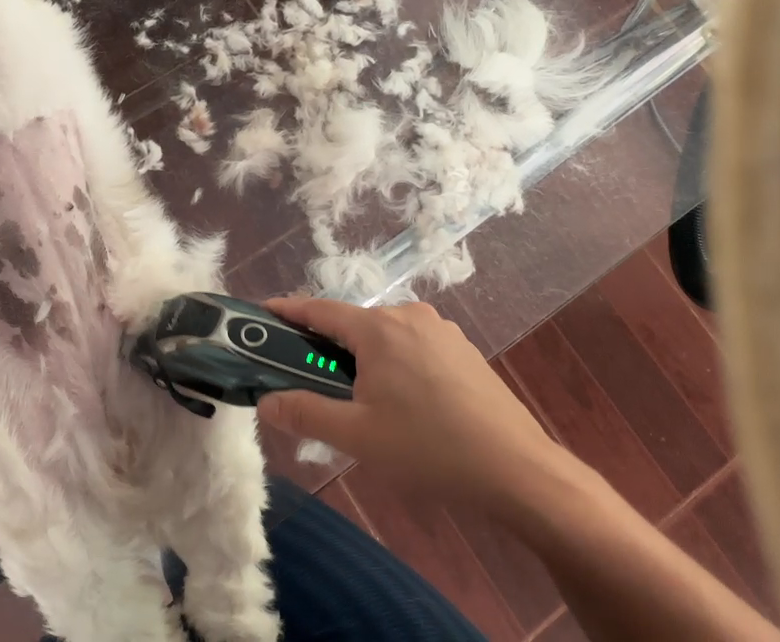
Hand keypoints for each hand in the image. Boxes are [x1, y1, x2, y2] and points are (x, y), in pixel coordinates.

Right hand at [256, 298, 566, 517]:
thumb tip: (265, 403)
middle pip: (352, 323)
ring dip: (362, 357)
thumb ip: (305, 413)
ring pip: (384, 336)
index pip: (319, 310)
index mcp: (378, 328)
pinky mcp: (465, 352)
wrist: (518, 471)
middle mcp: (409, 317)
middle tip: (305, 378)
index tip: (262, 314)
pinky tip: (400, 402)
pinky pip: (413, 347)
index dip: (288, 311)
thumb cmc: (429, 448)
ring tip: (354, 398)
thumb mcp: (356, 436)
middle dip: (325, 346)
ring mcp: (442, 332)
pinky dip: (393, 363)